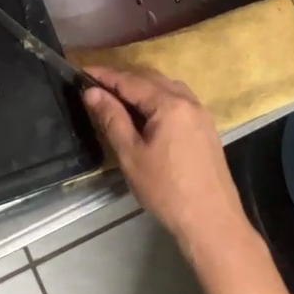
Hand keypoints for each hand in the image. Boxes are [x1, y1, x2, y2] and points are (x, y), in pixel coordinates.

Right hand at [82, 66, 249, 245]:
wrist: (211, 221)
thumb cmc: (166, 190)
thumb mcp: (131, 155)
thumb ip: (112, 118)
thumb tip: (92, 92)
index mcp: (169, 104)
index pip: (130, 81)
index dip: (104, 75)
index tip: (81, 72)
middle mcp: (188, 101)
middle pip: (150, 78)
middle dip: (122, 78)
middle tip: (95, 85)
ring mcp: (200, 113)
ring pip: (166, 87)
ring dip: (141, 87)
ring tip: (117, 97)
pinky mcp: (205, 127)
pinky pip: (178, 100)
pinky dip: (157, 98)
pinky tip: (145, 113)